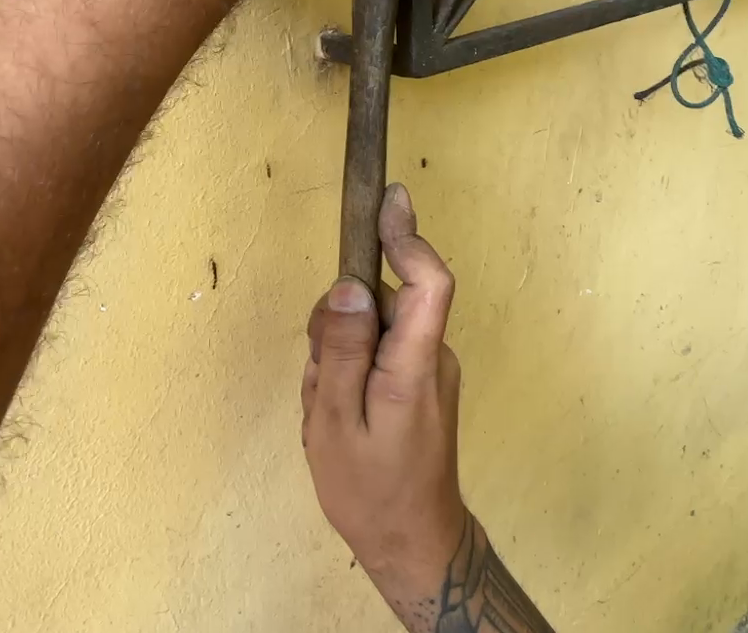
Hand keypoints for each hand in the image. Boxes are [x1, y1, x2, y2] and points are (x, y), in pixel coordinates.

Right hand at [303, 184, 469, 622]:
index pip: (428, 283)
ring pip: (374, 327)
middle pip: (383, 301)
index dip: (408, 236)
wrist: (415, 546)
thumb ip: (341, 350)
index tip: (387, 200)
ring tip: (327, 408)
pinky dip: (352, 369)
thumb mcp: (333, 422)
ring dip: (340, 354)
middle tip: (316, 378)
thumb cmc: (370, 491)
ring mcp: (429, 369)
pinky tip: (339, 412)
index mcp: (414, 364)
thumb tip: (348, 285)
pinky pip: (380, 351)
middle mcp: (431, 356)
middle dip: (338, 324)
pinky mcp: (421, 381)